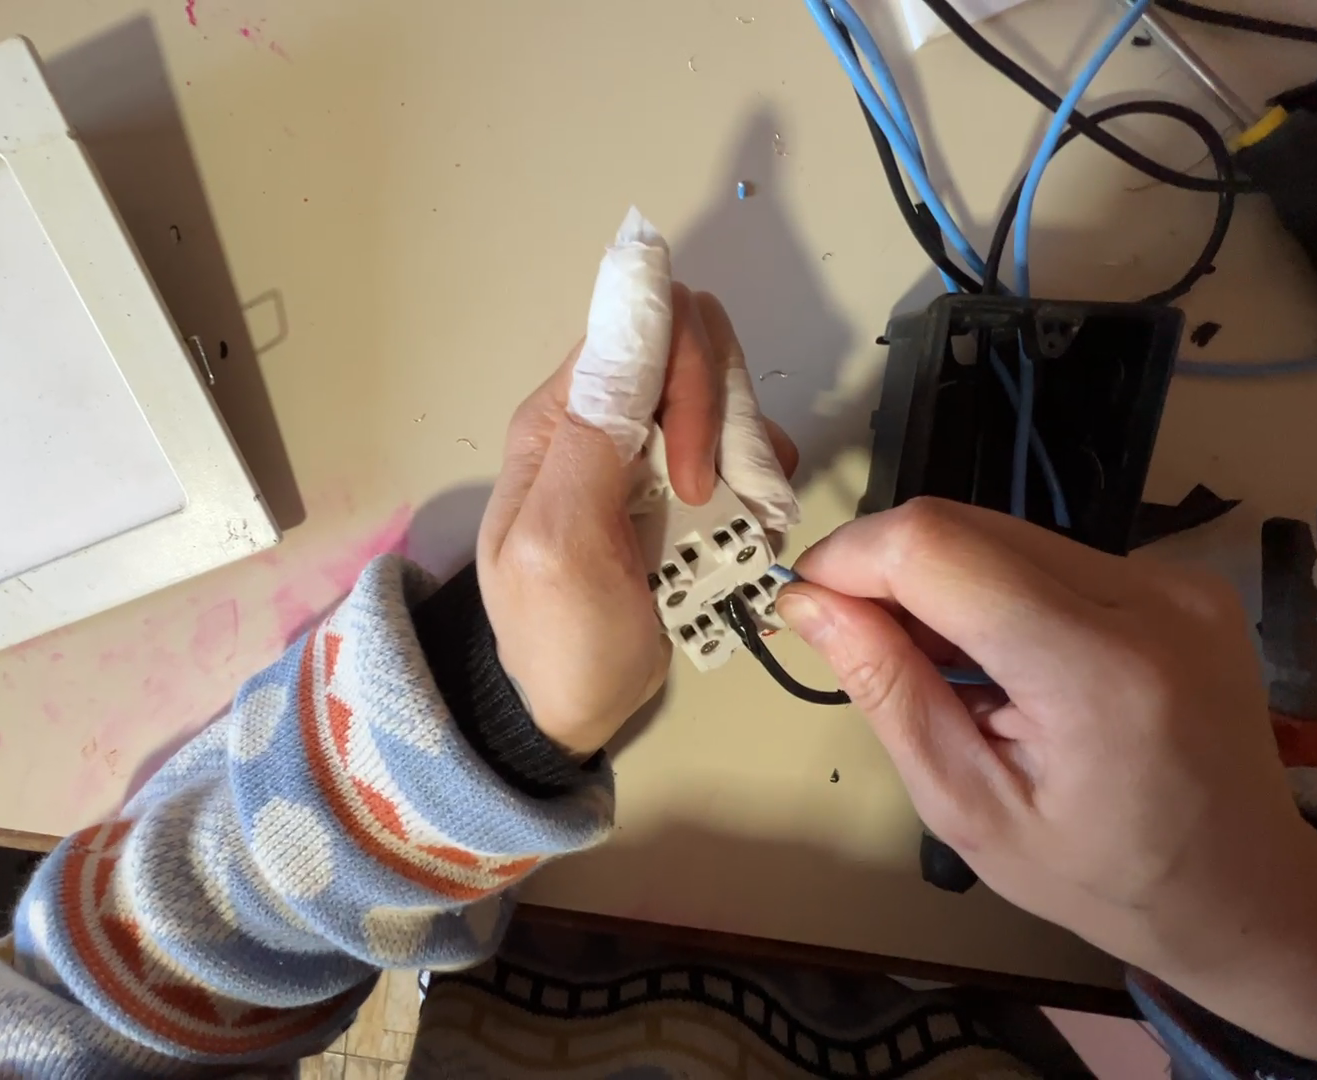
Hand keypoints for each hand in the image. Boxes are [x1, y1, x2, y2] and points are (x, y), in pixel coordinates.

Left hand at [479, 286, 795, 756]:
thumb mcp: (560, 540)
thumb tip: (630, 311)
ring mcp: (645, 453)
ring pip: (724, 397)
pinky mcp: (679, 486)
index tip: (697, 470)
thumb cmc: (559, 634)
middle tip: (714, 499)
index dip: (687, 379)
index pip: (639, 333)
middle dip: (723, 420)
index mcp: (561, 422)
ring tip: (736, 521)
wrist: (576, 702)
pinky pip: (738, 447)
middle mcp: (603, 420)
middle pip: (691, 354)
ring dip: (747, 454)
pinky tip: (748, 522)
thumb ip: (593, 432)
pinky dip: (757, 478)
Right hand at [776, 499, 1316, 1063]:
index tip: (806, 604)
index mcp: (1098, 670)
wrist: (1251, 893)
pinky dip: (967, 578)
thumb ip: (885, 689)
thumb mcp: (961, 805)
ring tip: (923, 653)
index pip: (934, 548)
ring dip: (918, 572)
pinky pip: (1021, 544)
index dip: (847, 557)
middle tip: (853, 636)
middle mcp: (1146, 596)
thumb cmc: (1096, 873)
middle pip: (952, 523)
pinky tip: (976, 643)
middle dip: (873, 565)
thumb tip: (804, 600)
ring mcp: (1165, 576)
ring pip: (982, 526)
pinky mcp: (1162, 572)